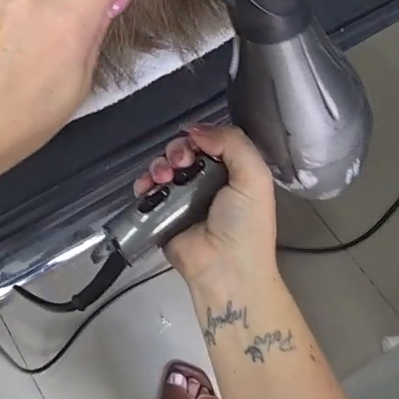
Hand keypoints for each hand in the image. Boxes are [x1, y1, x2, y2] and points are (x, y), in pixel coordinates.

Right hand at [135, 125, 279, 288]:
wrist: (224, 269)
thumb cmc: (245, 225)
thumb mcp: (254, 178)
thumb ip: (233, 143)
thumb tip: (195, 129)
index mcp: (232, 172)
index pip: (209, 141)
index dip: (199, 137)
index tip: (194, 144)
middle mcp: (206, 181)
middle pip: (182, 150)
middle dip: (176, 150)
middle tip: (179, 164)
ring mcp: (181, 197)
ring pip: (162, 166)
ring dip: (158, 165)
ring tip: (163, 178)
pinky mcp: (161, 213)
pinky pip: (146, 189)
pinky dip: (143, 183)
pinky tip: (147, 188)